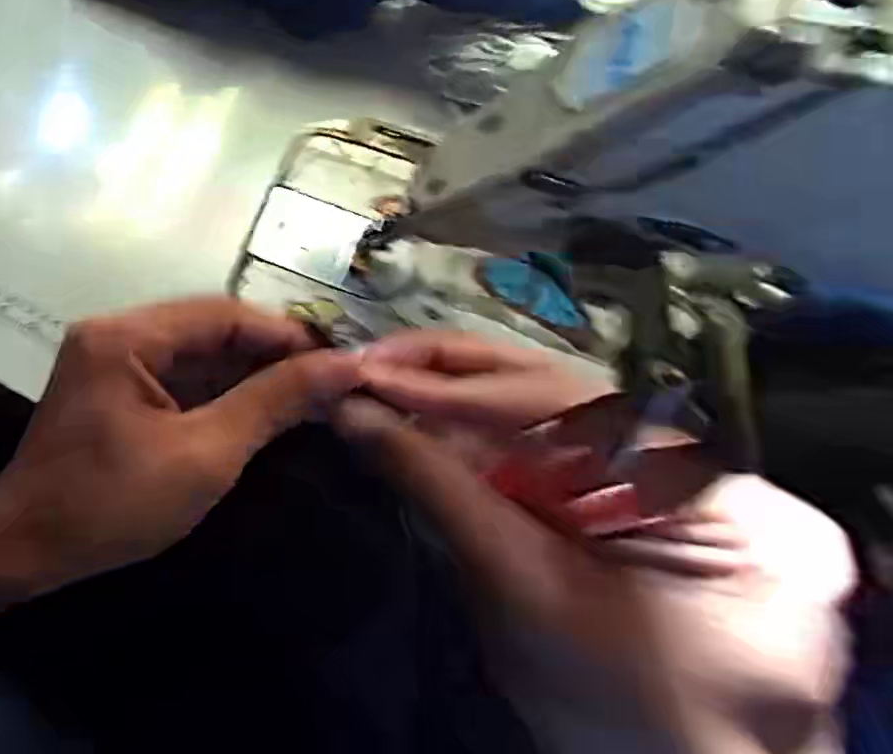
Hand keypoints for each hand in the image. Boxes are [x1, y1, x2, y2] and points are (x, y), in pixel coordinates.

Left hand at [0, 298, 360, 594]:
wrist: (29, 541)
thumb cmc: (111, 503)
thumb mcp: (202, 455)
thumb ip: (270, 403)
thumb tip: (341, 366)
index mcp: (122, 334)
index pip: (219, 312)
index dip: (285, 334)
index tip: (345, 361)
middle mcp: (110, 332)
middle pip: (203, 326)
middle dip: (268, 352)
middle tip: (335, 383)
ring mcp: (105, 357)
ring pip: (190, 350)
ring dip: (245, 372)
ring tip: (312, 397)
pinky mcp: (107, 385)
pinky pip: (170, 373)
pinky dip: (214, 389)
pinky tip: (259, 409)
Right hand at [334, 330, 738, 735]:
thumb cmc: (613, 701)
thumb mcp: (519, 586)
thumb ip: (433, 483)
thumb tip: (346, 408)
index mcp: (718, 498)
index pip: (573, 406)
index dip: (459, 385)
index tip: (369, 372)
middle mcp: (692, 470)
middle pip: (554, 390)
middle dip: (448, 373)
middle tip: (363, 362)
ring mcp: (649, 481)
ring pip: (533, 410)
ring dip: (443, 393)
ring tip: (370, 380)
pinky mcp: (603, 497)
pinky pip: (522, 444)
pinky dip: (455, 427)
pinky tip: (402, 414)